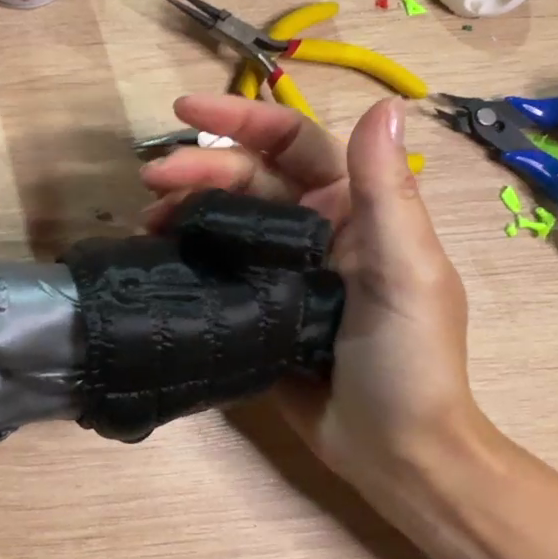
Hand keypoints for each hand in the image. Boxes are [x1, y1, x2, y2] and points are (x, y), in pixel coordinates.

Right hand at [139, 95, 483, 489]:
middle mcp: (308, 224)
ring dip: (181, 204)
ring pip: (219, 213)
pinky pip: (207, 258)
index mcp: (351, 206)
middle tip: (151, 178)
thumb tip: (386, 104)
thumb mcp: (407, 270)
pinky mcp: (248, 300)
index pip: (290, 142)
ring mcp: (274, 263)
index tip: (185, 109)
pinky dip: (178, 246)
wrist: (395, 454)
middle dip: (196, 167)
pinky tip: (151, 247)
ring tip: (146, 217)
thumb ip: (389, 190)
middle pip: (243, 175)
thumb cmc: (411, 359)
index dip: (241, 118)